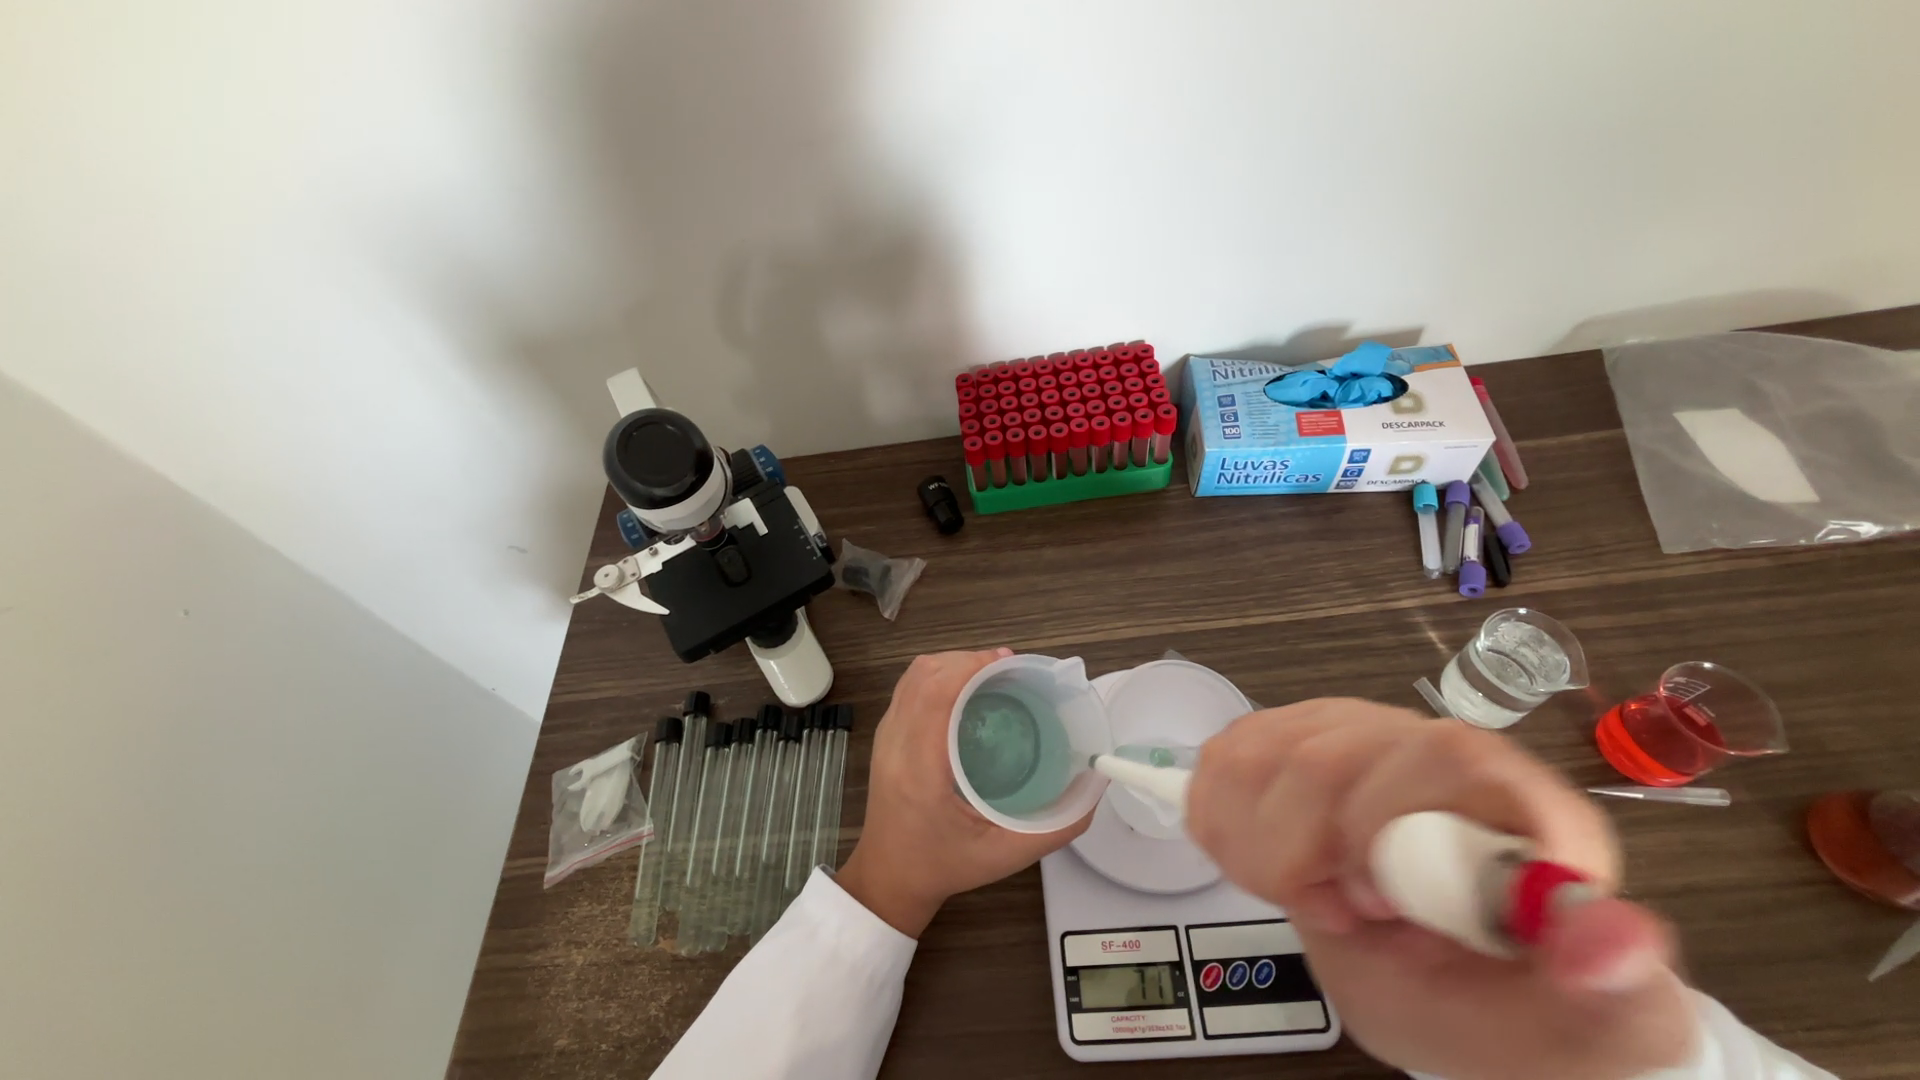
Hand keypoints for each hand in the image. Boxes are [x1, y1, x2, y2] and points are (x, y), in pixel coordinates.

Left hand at [837, 649, 1092, 936]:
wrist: (889, 879)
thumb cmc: (944, 866)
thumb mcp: (1006, 854)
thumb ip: (1054, 827)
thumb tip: (1092, 789)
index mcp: (921, 769)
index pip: (934, 695)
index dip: (969, 666)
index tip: (1006, 662)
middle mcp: (896, 744)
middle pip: (923, 675)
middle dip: (965, 659)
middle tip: (1006, 669)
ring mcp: (885, 737)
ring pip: (912, 677)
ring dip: (949, 664)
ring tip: (988, 674)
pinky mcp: (884, 737)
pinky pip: (907, 689)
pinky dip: (935, 677)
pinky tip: (963, 690)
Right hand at [1186, 699, 1696, 1079]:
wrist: (1442, 978)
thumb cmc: (1503, 1006)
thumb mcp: (1568, 1033)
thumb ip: (1611, 998)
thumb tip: (1612, 945)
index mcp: (1516, 801)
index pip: (1440, 757)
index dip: (1384, 828)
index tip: (1374, 907)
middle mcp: (1427, 744)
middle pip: (1323, 757)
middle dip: (1304, 855)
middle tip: (1341, 914)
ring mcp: (1347, 731)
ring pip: (1256, 756)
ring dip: (1259, 850)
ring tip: (1312, 894)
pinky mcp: (1284, 736)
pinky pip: (1221, 761)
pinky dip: (1225, 827)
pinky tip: (1270, 864)